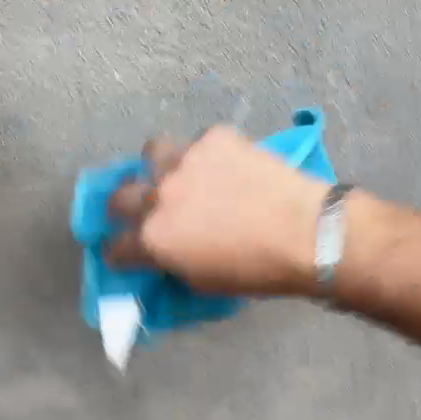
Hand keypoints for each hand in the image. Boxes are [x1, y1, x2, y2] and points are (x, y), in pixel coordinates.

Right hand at [104, 126, 330, 295]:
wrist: (304, 230)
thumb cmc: (258, 270)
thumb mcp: (204, 282)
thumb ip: (173, 264)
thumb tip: (167, 255)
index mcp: (154, 238)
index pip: (116, 247)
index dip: (120, 252)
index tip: (127, 252)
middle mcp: (160, 195)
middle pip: (121, 196)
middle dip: (126, 206)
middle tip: (145, 210)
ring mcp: (186, 159)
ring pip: (153, 152)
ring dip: (159, 165)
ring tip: (178, 172)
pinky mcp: (214, 137)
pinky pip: (199, 142)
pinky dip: (206, 154)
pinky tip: (226, 165)